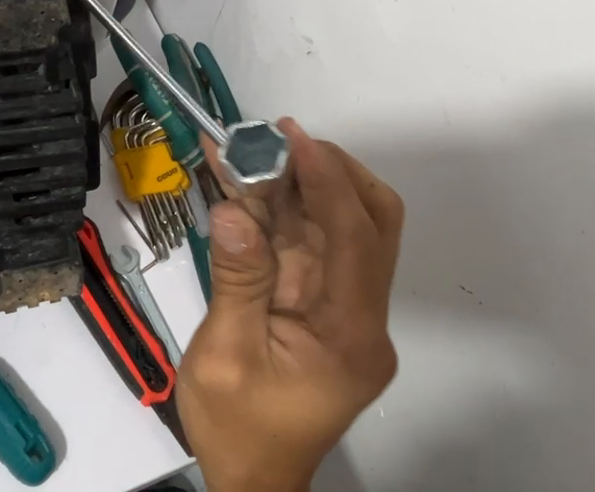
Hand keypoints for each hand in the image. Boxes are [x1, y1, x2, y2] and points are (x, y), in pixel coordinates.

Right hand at [178, 119, 402, 491]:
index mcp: (349, 333)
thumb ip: (236, 282)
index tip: (292, 137)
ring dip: (304, 184)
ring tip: (257, 153)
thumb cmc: (238, 429)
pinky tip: (253, 187)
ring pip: (344, 225)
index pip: (355, 237)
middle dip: (329, 171)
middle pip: (371, 221)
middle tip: (277, 142)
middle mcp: (363, 316)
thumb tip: (233, 208)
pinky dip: (287, 210)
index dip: (327, 178)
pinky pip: (316, 244)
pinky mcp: (329, 307)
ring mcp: (350, 310)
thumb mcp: (224, 359)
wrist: (253, 481)